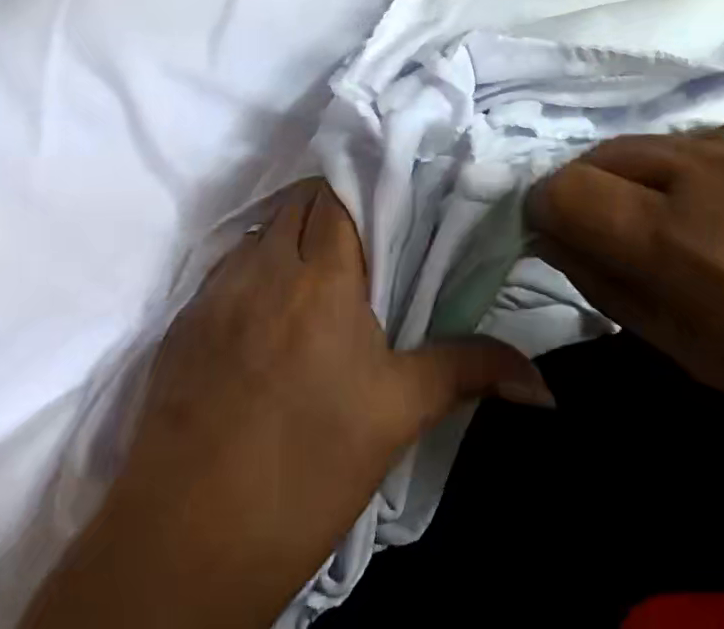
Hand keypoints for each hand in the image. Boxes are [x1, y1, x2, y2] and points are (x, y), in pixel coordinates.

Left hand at [22, 179, 548, 628]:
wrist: (193, 531)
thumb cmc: (310, 464)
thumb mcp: (396, 413)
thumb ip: (466, 371)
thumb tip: (542, 382)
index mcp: (319, 277)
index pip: (335, 196)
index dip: (359, 192)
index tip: (385, 209)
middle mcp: (261, 267)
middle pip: (295, 205)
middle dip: (327, 210)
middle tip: (359, 247)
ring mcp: (213, 291)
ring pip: (256, 233)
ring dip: (286, 240)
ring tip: (313, 278)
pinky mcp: (181, 321)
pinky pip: (222, 270)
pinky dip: (250, 272)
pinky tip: (264, 315)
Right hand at [526, 108, 723, 485]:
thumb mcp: (711, 363)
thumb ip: (615, 291)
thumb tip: (558, 241)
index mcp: (700, 252)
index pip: (567, 192)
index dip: (550, 213)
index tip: (565, 236)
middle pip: (603, 155)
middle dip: (597, 195)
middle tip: (632, 238)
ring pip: (659, 145)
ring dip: (658, 183)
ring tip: (716, 226)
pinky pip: (717, 137)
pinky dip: (714, 171)